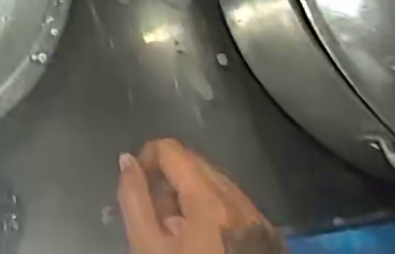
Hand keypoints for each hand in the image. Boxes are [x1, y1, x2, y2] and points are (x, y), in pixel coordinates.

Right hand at [118, 140, 282, 253]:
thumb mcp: (149, 249)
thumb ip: (133, 198)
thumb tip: (126, 160)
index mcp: (209, 199)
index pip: (171, 150)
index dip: (146, 159)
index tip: (136, 188)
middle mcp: (237, 200)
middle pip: (193, 163)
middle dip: (167, 179)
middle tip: (154, 215)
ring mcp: (256, 219)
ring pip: (213, 182)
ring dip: (188, 194)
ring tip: (176, 233)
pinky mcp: (268, 237)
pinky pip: (232, 205)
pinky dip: (211, 211)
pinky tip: (202, 244)